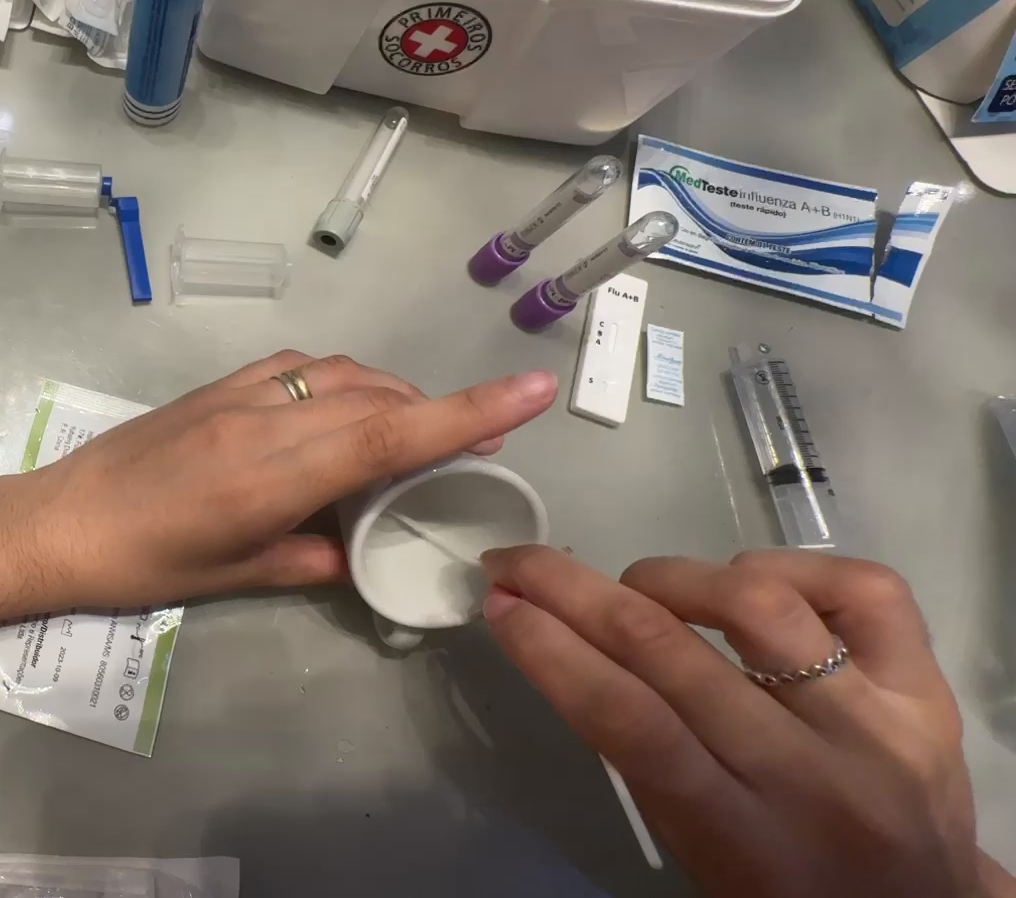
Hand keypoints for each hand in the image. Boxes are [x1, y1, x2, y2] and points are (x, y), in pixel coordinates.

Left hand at [13, 351, 555, 608]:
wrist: (61, 520)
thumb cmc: (142, 564)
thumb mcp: (233, 576)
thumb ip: (309, 559)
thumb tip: (358, 549)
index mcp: (270, 478)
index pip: (387, 437)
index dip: (466, 412)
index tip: (531, 389)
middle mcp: (260, 421)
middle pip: (372, 398)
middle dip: (433, 411)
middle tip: (468, 441)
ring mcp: (232, 395)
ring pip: (336, 372)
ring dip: (385, 391)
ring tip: (406, 426)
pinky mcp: (210, 387)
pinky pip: (293, 367)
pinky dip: (334, 378)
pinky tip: (336, 405)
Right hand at [481, 546, 1015, 896]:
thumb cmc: (762, 874)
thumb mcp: (676, 829)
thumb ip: (620, 731)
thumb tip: (536, 621)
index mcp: (739, 831)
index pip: (626, 718)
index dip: (547, 647)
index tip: (496, 601)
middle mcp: (815, 776)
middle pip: (666, 648)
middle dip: (564, 587)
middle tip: (512, 563)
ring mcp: (884, 728)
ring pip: (755, 604)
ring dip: (661, 576)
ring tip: (635, 587)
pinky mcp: (933, 693)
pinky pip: (865, 591)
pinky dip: (785, 565)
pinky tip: (744, 580)